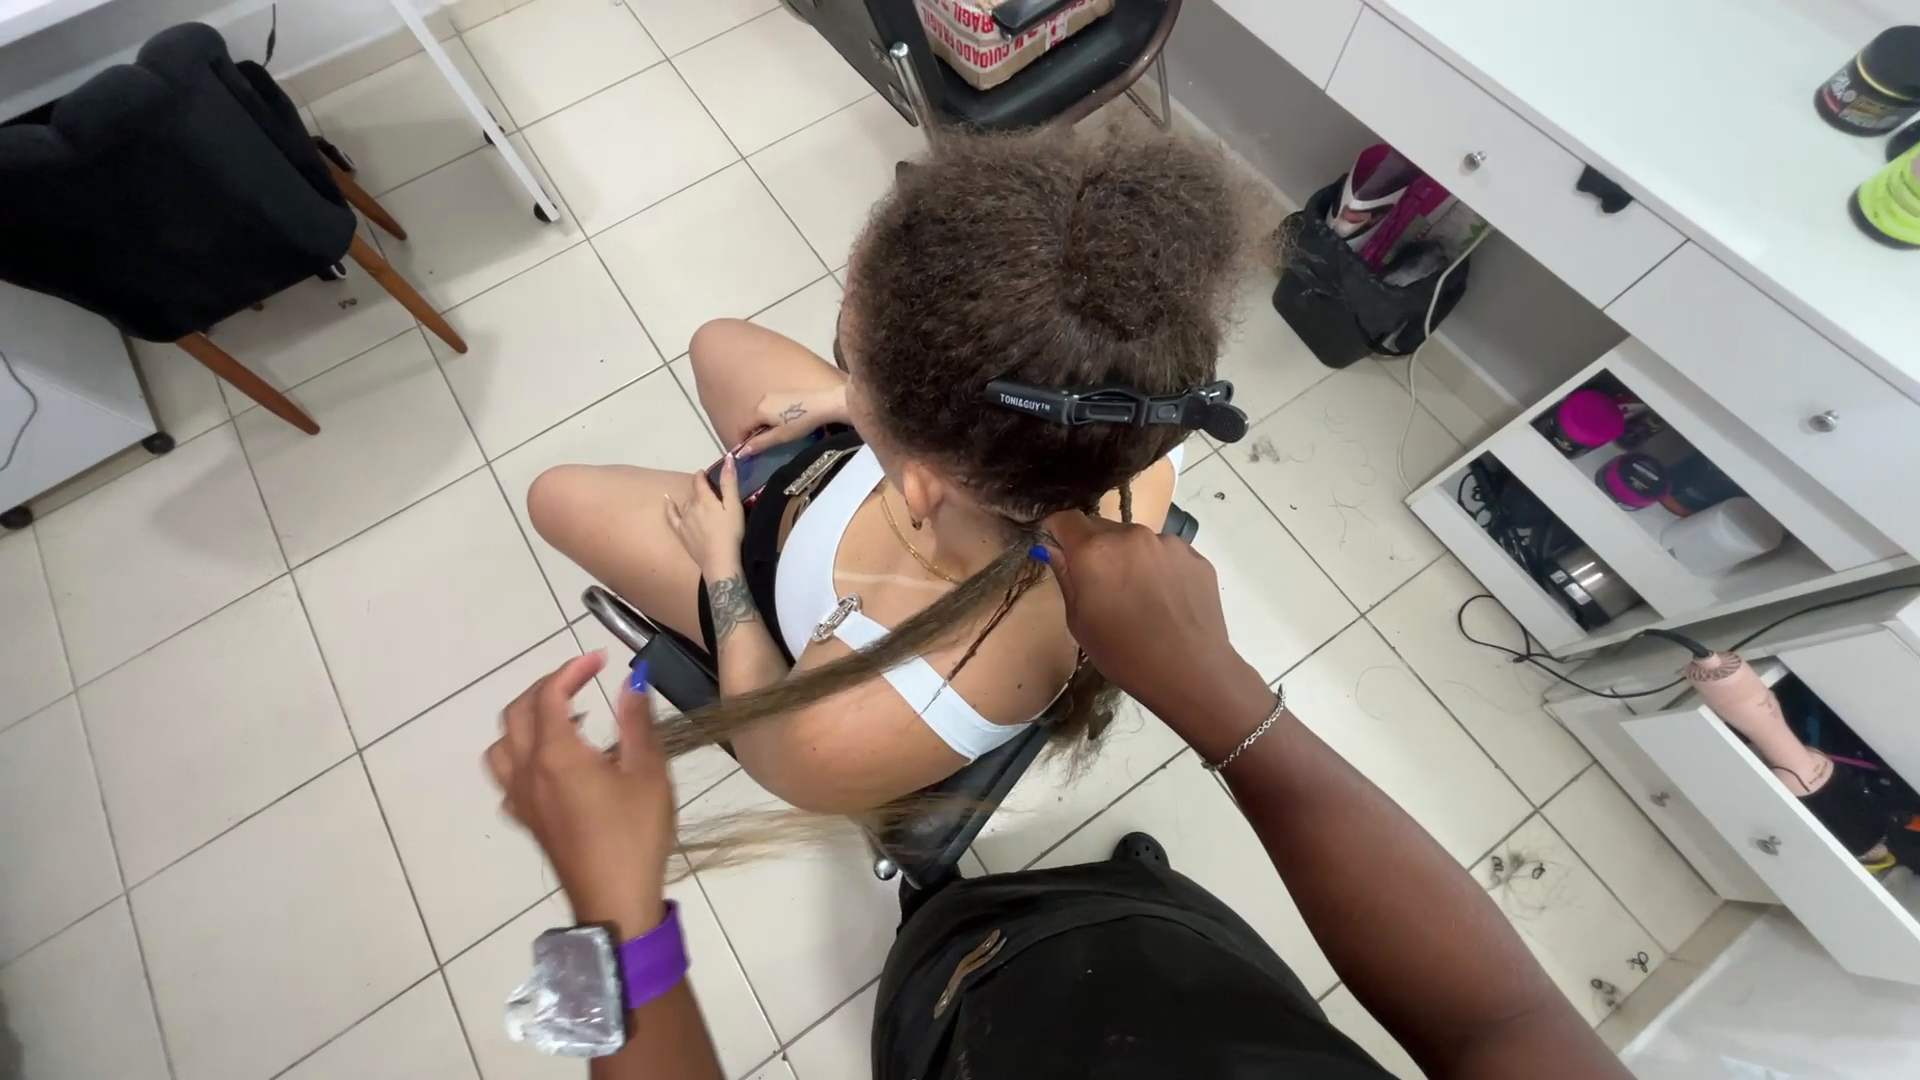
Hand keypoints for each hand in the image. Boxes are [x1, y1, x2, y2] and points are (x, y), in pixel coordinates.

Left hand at [486, 653, 674, 939]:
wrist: (615, 898)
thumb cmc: (636, 832)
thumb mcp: (648, 770)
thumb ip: (636, 720)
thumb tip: (633, 679)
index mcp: (557, 755)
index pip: (549, 695)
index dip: (572, 669)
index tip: (601, 658)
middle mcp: (528, 771)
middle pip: (516, 713)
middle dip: (547, 686)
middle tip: (585, 678)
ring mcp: (521, 798)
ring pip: (502, 745)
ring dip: (528, 719)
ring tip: (570, 717)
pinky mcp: (527, 819)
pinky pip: (508, 775)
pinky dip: (525, 753)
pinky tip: (559, 762)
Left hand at [667, 457, 745, 579]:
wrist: (720, 560)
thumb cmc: (731, 532)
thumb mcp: (734, 506)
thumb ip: (730, 483)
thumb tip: (728, 458)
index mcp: (705, 499)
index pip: (700, 481)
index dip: (703, 476)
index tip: (706, 474)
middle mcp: (691, 506)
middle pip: (694, 493)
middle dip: (700, 490)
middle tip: (711, 494)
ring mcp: (684, 520)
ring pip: (686, 504)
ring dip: (692, 500)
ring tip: (700, 502)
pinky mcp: (681, 533)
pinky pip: (671, 516)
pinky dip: (669, 507)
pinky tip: (667, 501)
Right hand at [737, 385, 846, 455]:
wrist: (824, 404)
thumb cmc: (801, 422)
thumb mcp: (780, 436)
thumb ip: (760, 443)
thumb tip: (741, 452)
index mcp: (758, 410)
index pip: (742, 427)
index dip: (742, 440)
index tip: (747, 452)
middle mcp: (762, 400)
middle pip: (752, 419)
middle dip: (754, 432)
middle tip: (763, 446)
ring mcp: (773, 394)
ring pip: (762, 413)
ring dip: (764, 425)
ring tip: (775, 436)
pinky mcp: (783, 393)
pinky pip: (771, 407)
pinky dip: (772, 417)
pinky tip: (784, 423)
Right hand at [1042, 511, 1271, 760]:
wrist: (1191, 671)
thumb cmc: (1123, 653)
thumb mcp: (1079, 622)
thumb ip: (1066, 577)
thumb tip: (1055, 550)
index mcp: (1094, 550)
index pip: (1066, 519)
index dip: (1058, 532)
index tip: (1060, 550)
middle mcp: (1131, 535)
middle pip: (1103, 529)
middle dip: (1096, 549)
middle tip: (1102, 585)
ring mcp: (1168, 543)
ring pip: (1137, 541)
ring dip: (1131, 558)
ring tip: (1140, 597)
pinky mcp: (1196, 556)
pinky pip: (1166, 554)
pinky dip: (1160, 568)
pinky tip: (1166, 600)